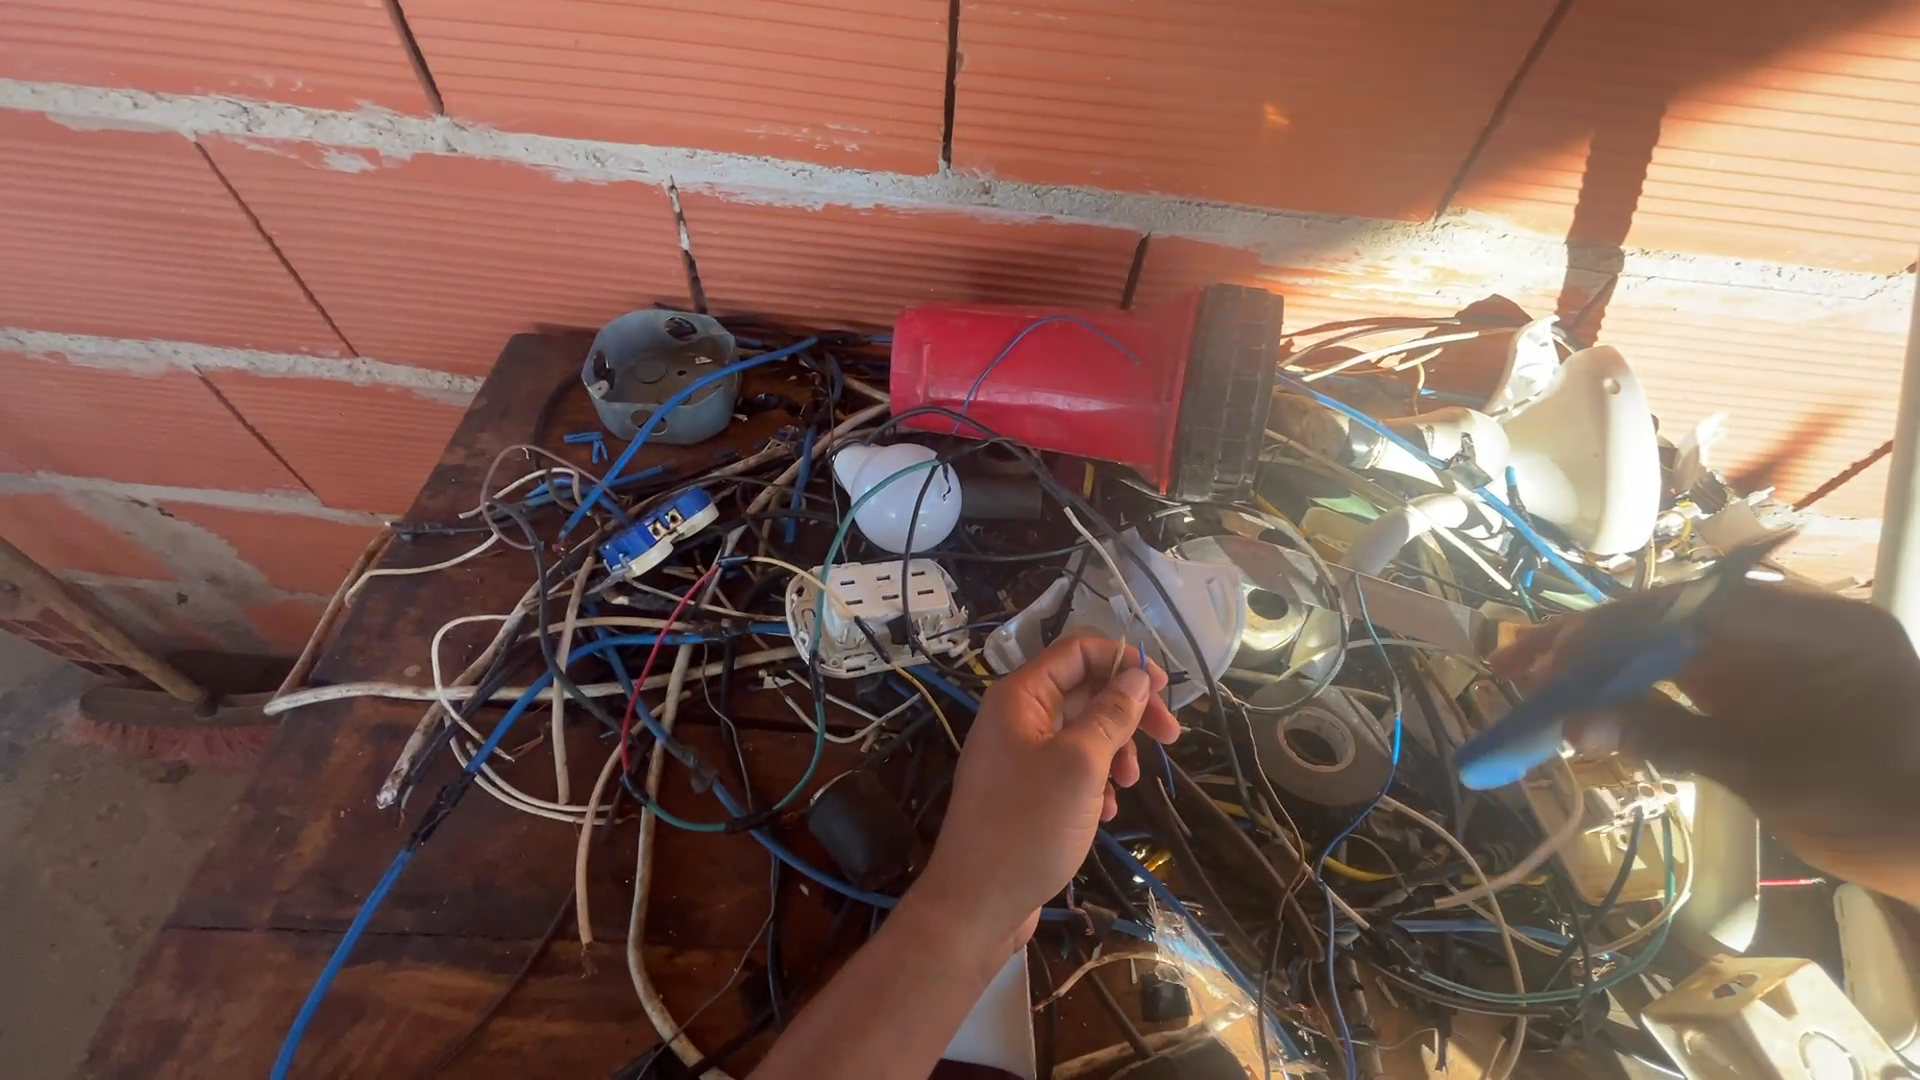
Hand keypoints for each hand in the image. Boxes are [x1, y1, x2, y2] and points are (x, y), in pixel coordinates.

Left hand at [911, 637, 1181, 942]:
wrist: (978, 902)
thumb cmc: (1028, 825)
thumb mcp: (1080, 765)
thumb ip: (1111, 714)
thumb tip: (1138, 676)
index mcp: (1020, 695)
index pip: (1077, 652)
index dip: (1123, 661)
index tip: (1166, 688)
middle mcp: (1016, 715)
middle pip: (1083, 691)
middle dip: (1127, 712)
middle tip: (1171, 738)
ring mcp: (1019, 752)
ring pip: (1081, 731)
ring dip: (1114, 751)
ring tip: (1128, 785)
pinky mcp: (1026, 787)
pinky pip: (1070, 766)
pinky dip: (1094, 781)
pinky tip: (1105, 811)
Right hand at [1493, 580, 1919, 903]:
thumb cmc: (1882, 810)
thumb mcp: (1772, 774)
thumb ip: (1668, 738)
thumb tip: (1572, 729)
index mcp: (1813, 628)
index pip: (1690, 607)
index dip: (1612, 631)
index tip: (1554, 664)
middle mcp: (1779, 623)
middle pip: (1659, 616)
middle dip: (1583, 642)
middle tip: (1516, 667)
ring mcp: (1754, 649)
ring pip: (1650, 638)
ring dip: (1585, 658)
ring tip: (1520, 674)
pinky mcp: (1735, 676)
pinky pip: (1661, 666)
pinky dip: (1613, 680)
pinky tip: (1571, 692)